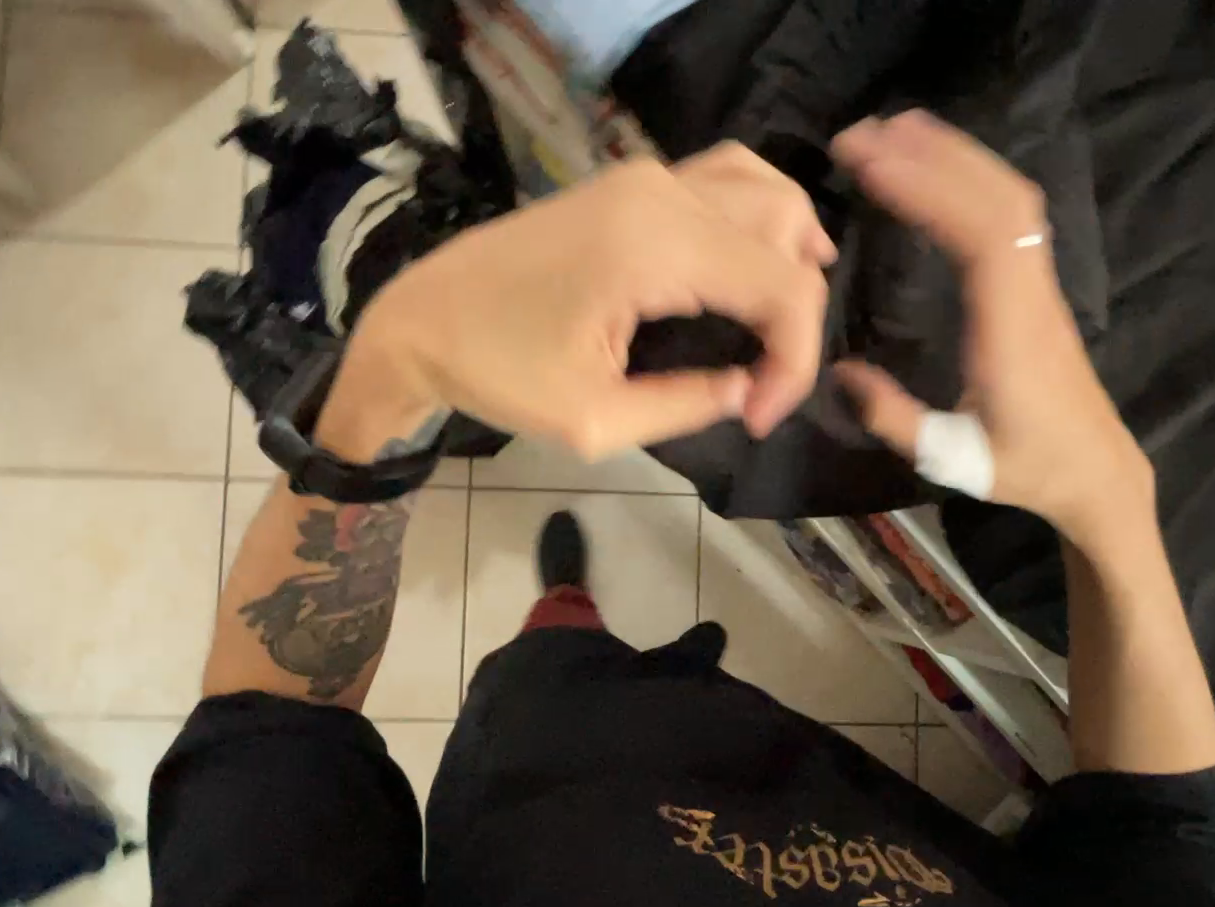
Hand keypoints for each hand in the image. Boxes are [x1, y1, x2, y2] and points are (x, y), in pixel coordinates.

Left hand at [319, 143, 833, 461]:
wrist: (419, 322)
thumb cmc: (497, 375)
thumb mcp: (594, 421)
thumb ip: (686, 405)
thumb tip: (746, 388)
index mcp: (654, 247)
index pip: (781, 288)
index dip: (793, 362)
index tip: (757, 416)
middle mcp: (661, 193)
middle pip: (785, 233)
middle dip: (795, 318)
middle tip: (762, 381)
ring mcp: (646, 176)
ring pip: (766, 193)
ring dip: (790, 259)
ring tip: (779, 326)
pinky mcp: (631, 183)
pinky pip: (727, 179)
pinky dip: (761, 221)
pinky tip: (760, 260)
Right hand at [830, 111, 1151, 550]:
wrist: (1096, 471)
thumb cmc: (1025, 468)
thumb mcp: (949, 457)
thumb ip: (893, 417)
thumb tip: (839, 372)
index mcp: (1010, 332)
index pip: (979, 237)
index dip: (928, 191)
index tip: (871, 167)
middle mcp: (1031, 294)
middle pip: (997, 197)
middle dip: (932, 155)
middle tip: (862, 135)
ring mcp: (1041, 286)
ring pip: (1010, 197)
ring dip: (955, 157)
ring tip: (893, 132)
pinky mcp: (1039, 288)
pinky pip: (1012, 215)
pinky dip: (974, 178)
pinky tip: (938, 170)